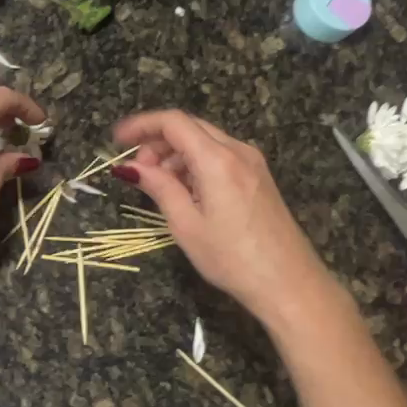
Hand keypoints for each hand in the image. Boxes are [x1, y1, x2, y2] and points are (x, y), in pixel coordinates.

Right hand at [111, 110, 343, 331]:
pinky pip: (219, 156)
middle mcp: (238, 151)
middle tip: (136, 171)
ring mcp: (252, 163)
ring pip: (204, 141)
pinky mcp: (258, 177)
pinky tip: (184, 191)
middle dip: (156, 142)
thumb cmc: (232, 258)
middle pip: (189, 127)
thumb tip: (129, 167)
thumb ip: (158, 187)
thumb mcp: (186, 225)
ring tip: (157, 185)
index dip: (141, 125)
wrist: (289, 283)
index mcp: (217, 160)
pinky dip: (194, 164)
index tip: (116, 141)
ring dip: (174, 154)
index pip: (174, 122)